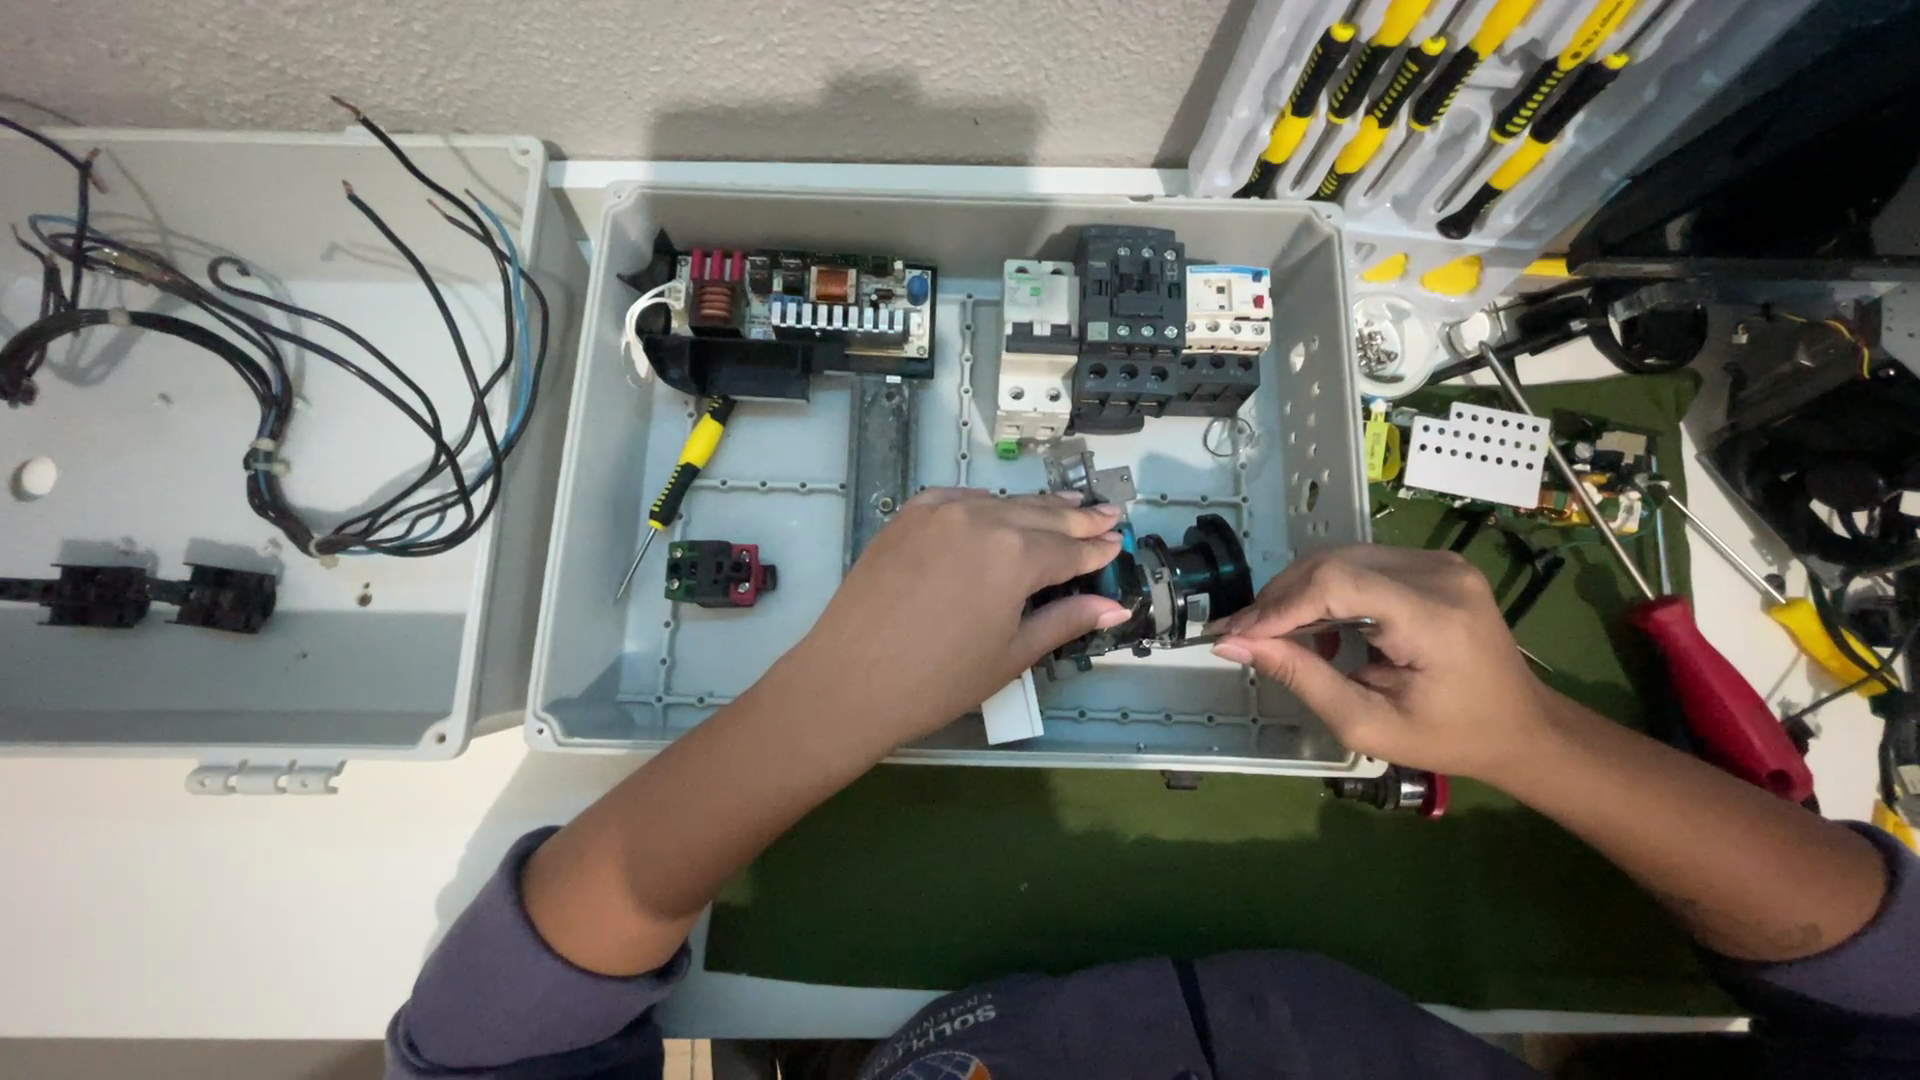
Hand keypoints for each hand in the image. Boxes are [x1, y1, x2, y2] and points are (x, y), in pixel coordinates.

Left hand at [775, 488, 1126, 743]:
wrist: (850, 679)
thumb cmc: (939, 680)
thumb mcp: (1012, 654)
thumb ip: (1065, 620)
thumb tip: (1114, 607)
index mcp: (1016, 556)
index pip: (1070, 549)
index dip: (1096, 549)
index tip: (1118, 541)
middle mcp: (983, 520)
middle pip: (1041, 516)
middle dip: (1077, 518)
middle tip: (1107, 512)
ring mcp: (940, 512)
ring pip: (1001, 503)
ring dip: (1035, 507)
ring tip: (1065, 506)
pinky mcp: (907, 516)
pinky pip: (959, 499)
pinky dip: (986, 504)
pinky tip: (999, 509)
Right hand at [1209, 545, 1555, 781]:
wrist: (1523, 727)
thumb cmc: (1449, 737)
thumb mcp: (1367, 723)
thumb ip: (1300, 677)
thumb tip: (1233, 644)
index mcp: (1434, 617)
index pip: (1336, 584)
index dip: (1278, 606)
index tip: (1235, 635)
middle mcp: (1439, 573)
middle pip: (1331, 563)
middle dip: (1278, 599)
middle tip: (1243, 635)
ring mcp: (1439, 562)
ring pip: (1338, 558)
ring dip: (1296, 592)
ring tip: (1273, 634)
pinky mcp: (1432, 563)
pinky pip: (1357, 564)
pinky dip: (1322, 590)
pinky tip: (1315, 625)